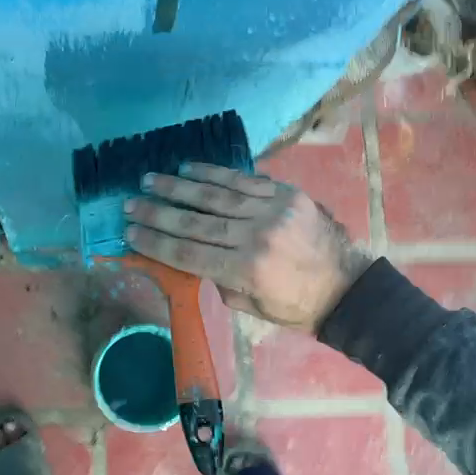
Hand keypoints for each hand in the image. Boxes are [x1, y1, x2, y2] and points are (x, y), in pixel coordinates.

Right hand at [123, 163, 372, 331]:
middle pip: (195, 221)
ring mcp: (272, 210)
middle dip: (157, 213)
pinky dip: (213, 172)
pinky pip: (243, 180)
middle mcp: (256, 236)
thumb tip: (191, 254)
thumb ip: (219, 279)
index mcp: (246, 270)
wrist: (346, 288)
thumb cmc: (294, 306)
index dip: (155, 243)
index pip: (188, 253)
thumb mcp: (251, 306)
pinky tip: (188, 167)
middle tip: (130, 204)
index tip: (129, 233)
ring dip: (178, 186)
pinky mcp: (285, 194)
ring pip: (215, 195)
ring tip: (150, 179)